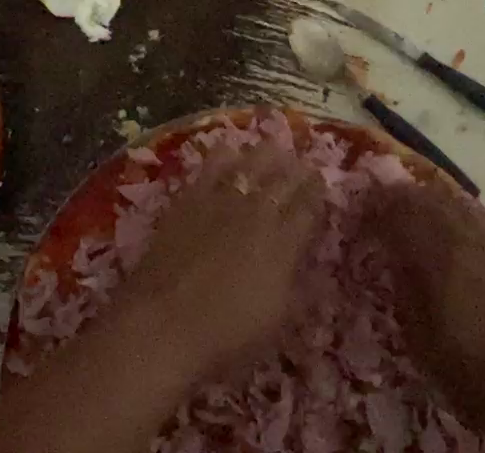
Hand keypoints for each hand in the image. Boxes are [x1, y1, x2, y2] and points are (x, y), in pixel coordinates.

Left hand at [111, 143, 326, 380]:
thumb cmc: (226, 335)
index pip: (309, 207)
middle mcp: (257, 212)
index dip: (317, 192)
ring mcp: (221, 200)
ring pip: (252, 162)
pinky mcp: (189, 197)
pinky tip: (229, 150)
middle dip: (298, 169)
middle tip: (303, 163)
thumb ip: (301, 289)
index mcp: (284, 243)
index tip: (321, 182)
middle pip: (284, 178)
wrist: (163, 323)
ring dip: (266, 154)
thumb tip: (317, 270)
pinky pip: (212, 164)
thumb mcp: (278, 321)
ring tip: (272, 150)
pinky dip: (226, 154)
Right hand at [368, 186, 484, 452]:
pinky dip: (460, 213)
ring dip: (430, 200)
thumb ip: (404, 291)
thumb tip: (394, 256)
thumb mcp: (422, 344)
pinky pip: (484, 219)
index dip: (374, 209)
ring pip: (459, 202)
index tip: (359, 217)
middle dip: (399, 198)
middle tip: (380, 208)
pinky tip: (456, 229)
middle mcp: (471, 240)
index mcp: (441, 258)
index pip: (398, 213)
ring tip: (414, 211)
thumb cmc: (477, 380)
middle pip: (428, 198)